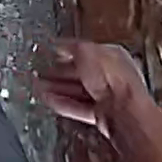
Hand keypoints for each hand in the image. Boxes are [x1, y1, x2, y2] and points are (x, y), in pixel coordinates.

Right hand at [35, 38, 149, 139]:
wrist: (124, 112)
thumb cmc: (112, 78)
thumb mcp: (85, 50)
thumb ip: (71, 47)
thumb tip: (60, 45)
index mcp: (112, 56)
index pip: (85, 52)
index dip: (66, 53)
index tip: (51, 54)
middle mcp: (112, 77)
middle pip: (80, 73)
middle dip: (58, 73)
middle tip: (40, 71)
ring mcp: (107, 97)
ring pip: (77, 91)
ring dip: (57, 89)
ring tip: (38, 86)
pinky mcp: (102, 115)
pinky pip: (78, 107)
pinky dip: (62, 103)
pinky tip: (48, 99)